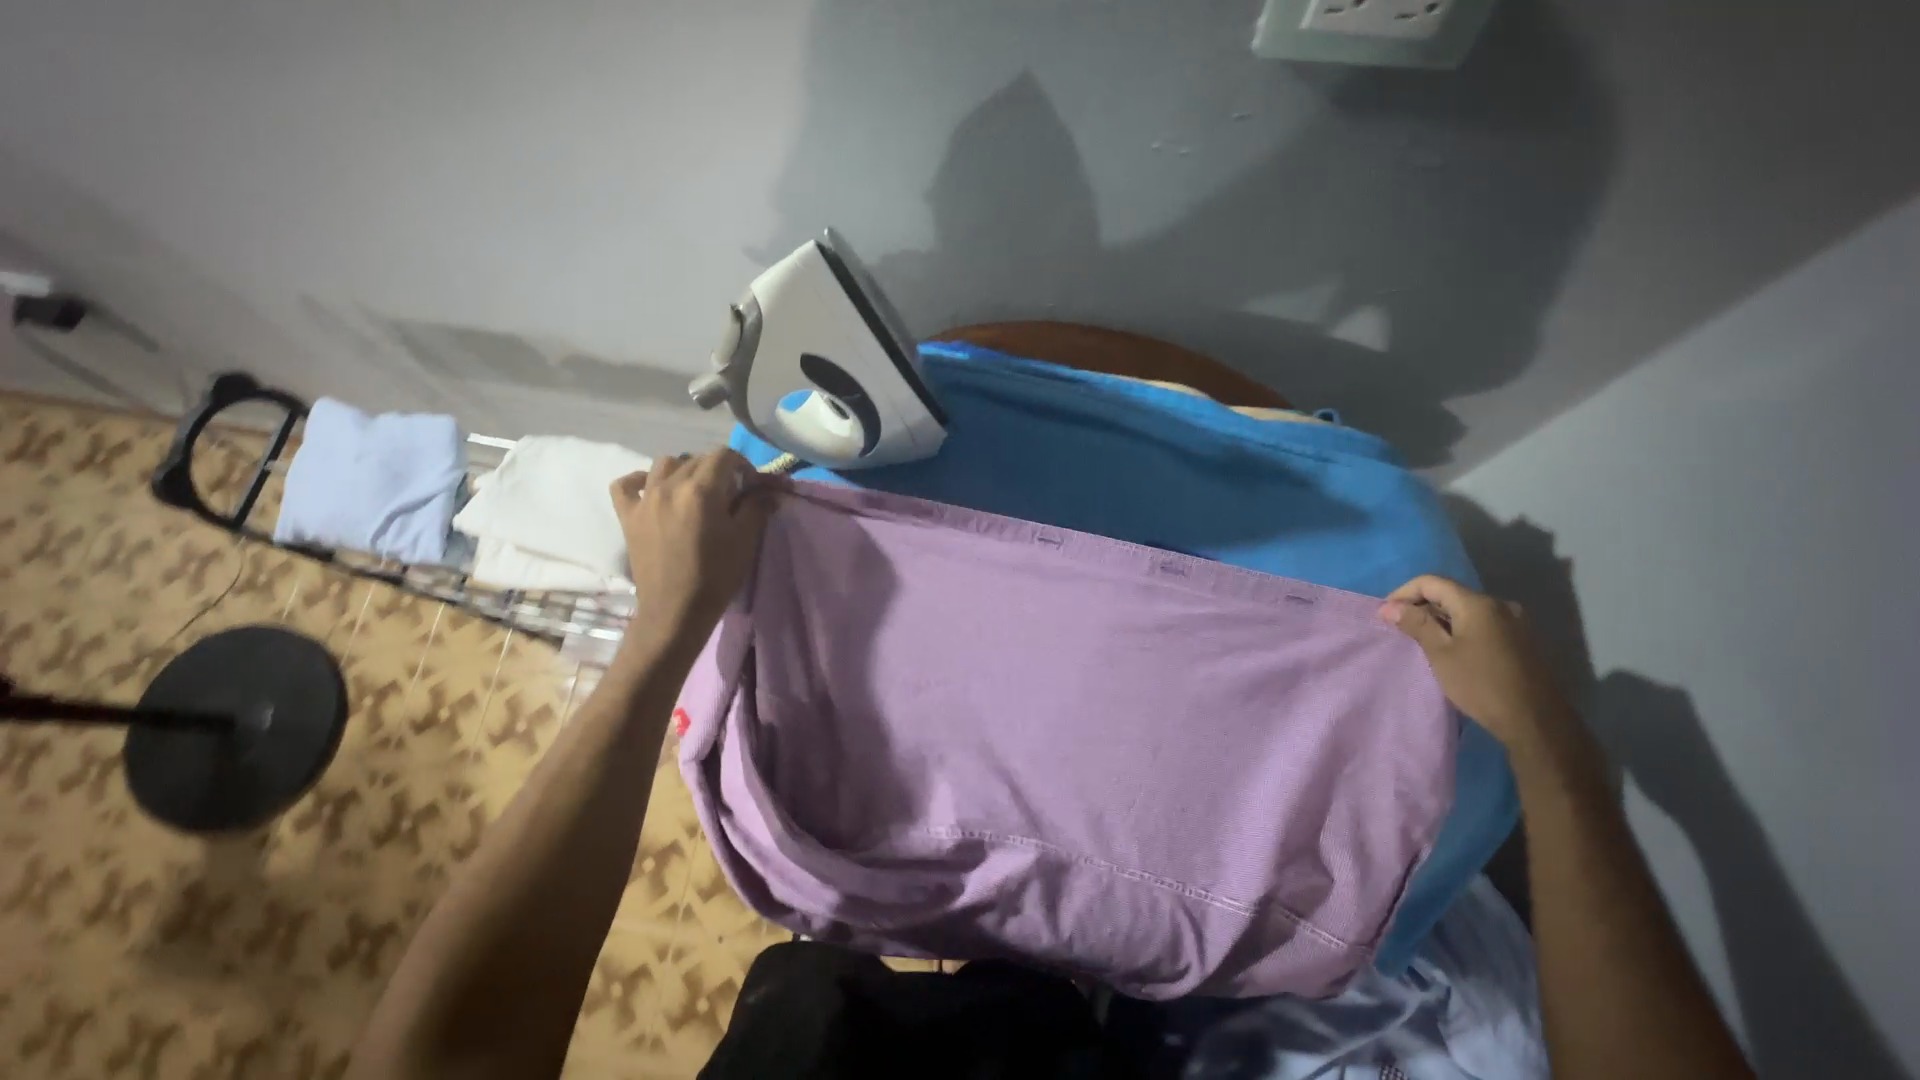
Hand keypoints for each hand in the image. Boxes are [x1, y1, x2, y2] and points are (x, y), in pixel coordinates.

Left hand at [610, 449, 774, 640]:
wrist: (676, 611)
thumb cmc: (716, 576)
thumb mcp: (745, 540)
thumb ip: (757, 506)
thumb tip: (768, 489)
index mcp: (701, 490)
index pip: (723, 456)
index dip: (742, 465)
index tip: (749, 485)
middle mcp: (669, 486)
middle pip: (696, 459)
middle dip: (717, 469)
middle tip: (729, 494)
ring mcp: (645, 499)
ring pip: (664, 464)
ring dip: (684, 470)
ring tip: (694, 490)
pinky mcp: (628, 516)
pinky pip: (626, 484)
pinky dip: (639, 480)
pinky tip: (652, 489)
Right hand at [1379, 575, 1575, 748]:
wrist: (1537, 721)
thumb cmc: (1482, 686)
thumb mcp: (1441, 655)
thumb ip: (1416, 624)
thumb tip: (1389, 607)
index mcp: (1479, 604)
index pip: (1432, 582)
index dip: (1404, 593)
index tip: (1387, 614)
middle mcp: (1501, 604)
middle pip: (1452, 593)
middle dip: (1422, 606)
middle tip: (1401, 628)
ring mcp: (1517, 622)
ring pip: (1469, 609)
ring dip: (1443, 619)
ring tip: (1425, 640)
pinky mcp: (1524, 639)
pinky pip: (1485, 623)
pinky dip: (1463, 628)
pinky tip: (1455, 649)